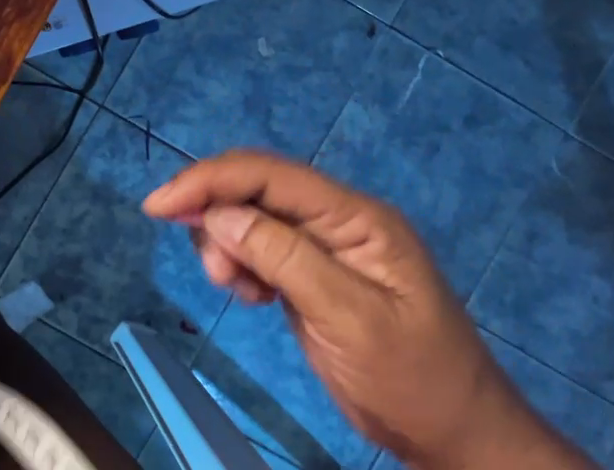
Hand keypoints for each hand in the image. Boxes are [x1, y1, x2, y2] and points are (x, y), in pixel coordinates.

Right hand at [143, 152, 593, 469]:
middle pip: (252, 188)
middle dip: (212, 212)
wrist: (454, 438)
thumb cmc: (413, 378)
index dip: (207, 181)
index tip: (158, 207)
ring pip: (246, 216)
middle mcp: (336, 220)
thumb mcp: (350, 318)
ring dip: (223, 243)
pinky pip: (254, 245)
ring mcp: (322, 244)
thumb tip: (216, 214)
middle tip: (205, 263)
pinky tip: (248, 294)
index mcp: (356, 217)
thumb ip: (284, 258)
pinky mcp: (308, 270)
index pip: (268, 175)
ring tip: (233, 287)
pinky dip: (236, 262)